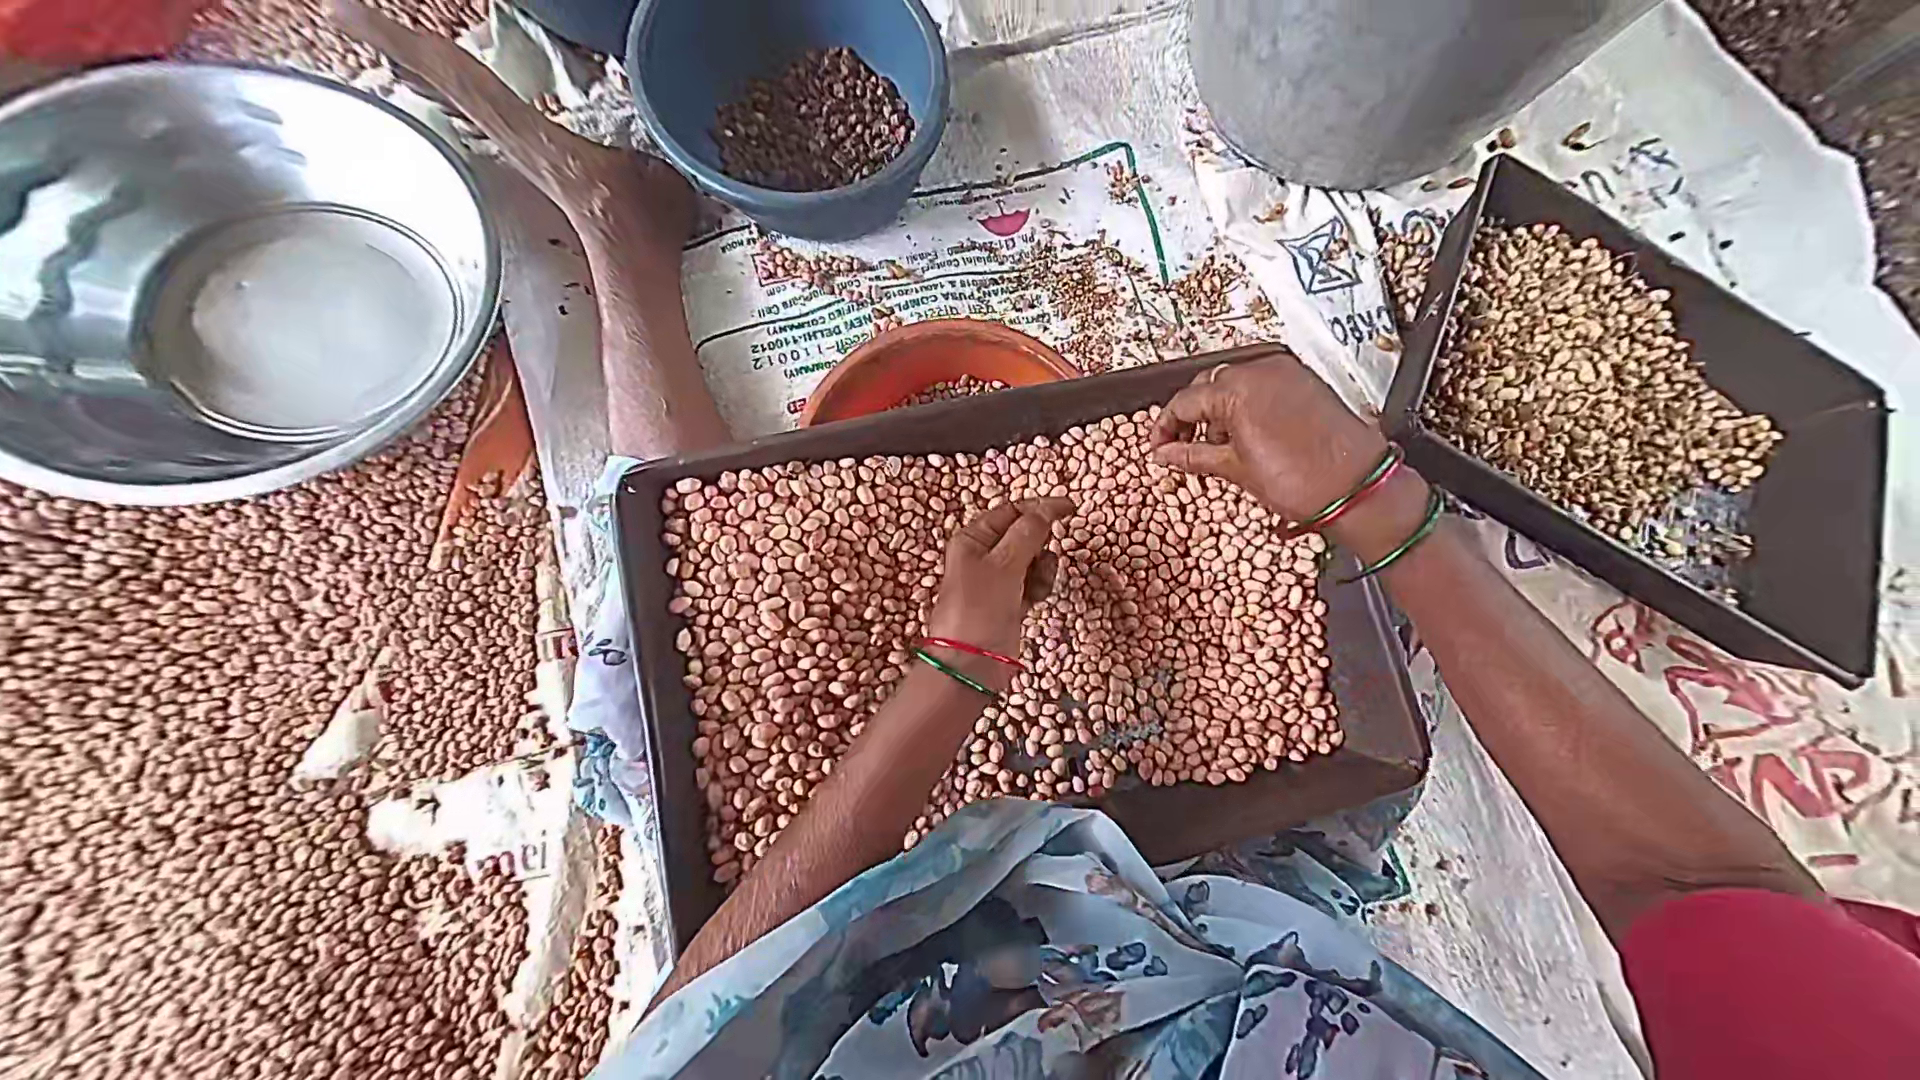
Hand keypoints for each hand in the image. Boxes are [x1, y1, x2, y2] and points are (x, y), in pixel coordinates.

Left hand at [329, 0, 692, 246]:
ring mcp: (522, 156)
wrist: (638, 264)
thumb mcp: (652, 169)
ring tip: (396, 50)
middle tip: (355, 18)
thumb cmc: (640, 222)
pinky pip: (482, 119)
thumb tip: (648, 120)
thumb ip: (643, 138)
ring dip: (427, 75)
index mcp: (531, 135)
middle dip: (402, 52)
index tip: (347, 12)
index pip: (457, 79)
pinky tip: (451, 94)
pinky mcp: (536, 167)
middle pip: (445, 87)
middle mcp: (515, 143)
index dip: (404, 43)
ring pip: (460, 104)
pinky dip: (456, 97)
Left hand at [925, 498, 1075, 685]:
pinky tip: (1035, 598)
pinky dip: (1038, 587)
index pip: (1010, 511)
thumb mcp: (1004, 565)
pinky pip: (1032, 583)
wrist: (970, 664)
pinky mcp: (1009, 602)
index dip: (1039, 508)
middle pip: (1024, 535)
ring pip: (1033, 560)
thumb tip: (1047, 509)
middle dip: (1040, 545)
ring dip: (1042, 568)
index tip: (1070, 508)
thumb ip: (1028, 533)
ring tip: (1035, 585)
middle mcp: (983, 556)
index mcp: (972, 539)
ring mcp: (997, 580)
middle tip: (1041, 558)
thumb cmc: (980, 609)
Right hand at [1148, 354, 1390, 522]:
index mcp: (1237, 389)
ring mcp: (1285, 373)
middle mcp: (1261, 371)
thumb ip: (1192, 454)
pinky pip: (1259, 385)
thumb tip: (1165, 453)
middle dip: (1189, 417)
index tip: (1158, 446)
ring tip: (1215, 445)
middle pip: (1206, 387)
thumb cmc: (1304, 481)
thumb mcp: (1234, 468)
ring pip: (1232, 384)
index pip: (1183, 402)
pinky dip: (1244, 405)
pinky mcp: (1303, 381)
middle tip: (1179, 445)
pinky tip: (1243, 434)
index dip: (1164, 427)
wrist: (1358, 487)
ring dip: (1216, 411)